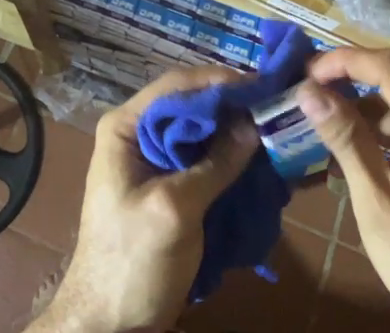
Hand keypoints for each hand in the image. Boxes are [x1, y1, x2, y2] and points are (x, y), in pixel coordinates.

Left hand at [29, 67, 258, 332]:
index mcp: (125, 128)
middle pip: (192, 108)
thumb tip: (254, 124)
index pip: (176, 86)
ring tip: (279, 130)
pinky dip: (233, 162)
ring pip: (203, 135)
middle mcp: (139, 136)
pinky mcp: (172, 190)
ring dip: (237, 135)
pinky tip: (263, 163)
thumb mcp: (174, 210)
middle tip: (279, 107)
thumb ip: (214, 165)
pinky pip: (206, 163)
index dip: (218, 81)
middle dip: (233, 108)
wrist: (111, 324)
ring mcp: (155, 164)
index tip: (262, 85)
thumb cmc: (132, 260)